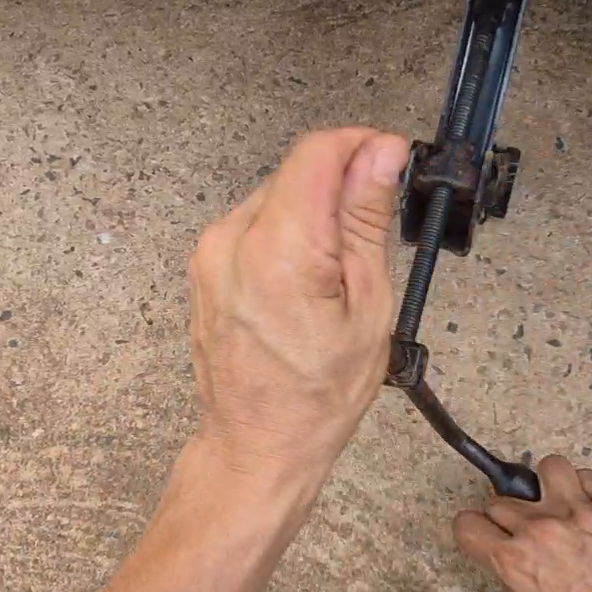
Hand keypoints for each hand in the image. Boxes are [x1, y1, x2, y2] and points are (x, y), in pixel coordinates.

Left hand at [187, 128, 406, 487]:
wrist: (258, 444)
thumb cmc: (316, 397)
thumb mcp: (366, 307)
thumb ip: (366, 220)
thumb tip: (380, 154)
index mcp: (277, 249)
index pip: (317, 152)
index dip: (360, 147)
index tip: (388, 165)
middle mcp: (230, 241)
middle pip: (295, 174)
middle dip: (339, 192)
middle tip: (366, 248)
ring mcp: (209, 254)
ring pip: (276, 199)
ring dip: (313, 218)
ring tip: (331, 280)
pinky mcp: (204, 267)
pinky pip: (253, 227)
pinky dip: (286, 239)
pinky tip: (302, 286)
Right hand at [454, 456, 591, 591]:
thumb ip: (518, 579)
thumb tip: (514, 560)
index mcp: (514, 562)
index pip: (466, 524)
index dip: (472, 531)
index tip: (484, 536)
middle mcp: (538, 530)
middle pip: (500, 501)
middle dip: (509, 518)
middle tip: (530, 536)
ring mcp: (575, 512)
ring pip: (544, 468)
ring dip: (546, 485)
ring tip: (559, 504)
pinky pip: (586, 475)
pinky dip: (584, 487)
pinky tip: (590, 507)